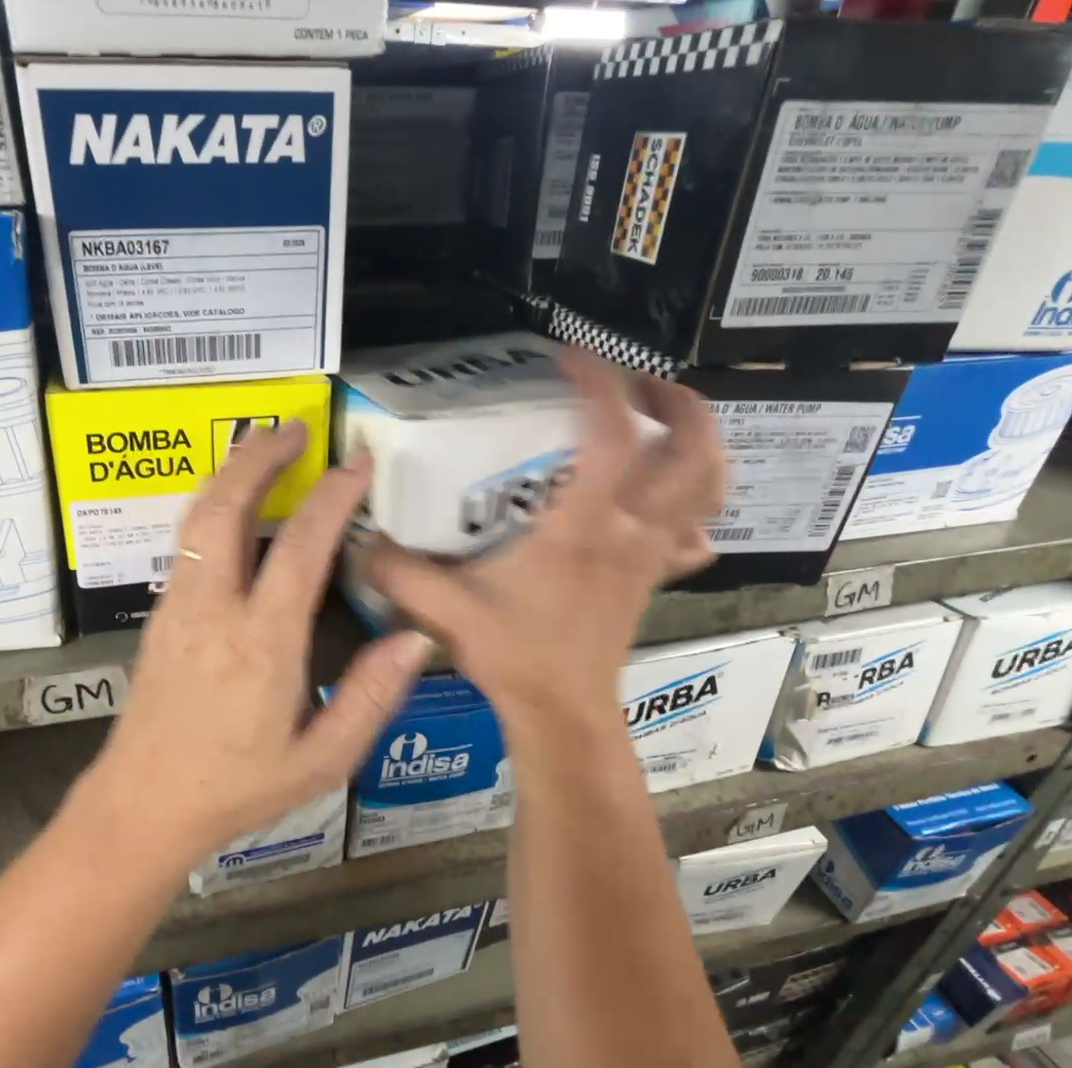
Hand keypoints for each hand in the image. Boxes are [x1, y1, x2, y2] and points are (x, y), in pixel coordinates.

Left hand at [76, 421, 436, 867]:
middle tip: (296, 426)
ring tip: (265, 445)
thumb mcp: (324, 761)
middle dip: (261, 456)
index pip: (300, 547)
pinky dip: (214, 504)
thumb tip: (416, 637)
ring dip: (232, 472)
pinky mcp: (161, 614)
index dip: (332, 497)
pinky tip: (235, 502)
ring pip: (198, 517)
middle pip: (228, 507)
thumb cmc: (239, 789)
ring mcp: (179, 607)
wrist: (145, 805)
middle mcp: (214, 611)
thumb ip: (372, 696)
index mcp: (262, 644)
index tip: (357, 463)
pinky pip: (188, 541)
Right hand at [357, 350, 724, 769]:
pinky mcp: (654, 575)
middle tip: (639, 382)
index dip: (599, 385)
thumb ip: (398, 571)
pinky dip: (695, 504)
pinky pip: (695, 531)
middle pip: (693, 451)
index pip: (611, 436)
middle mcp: (629, 530)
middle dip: (677, 402)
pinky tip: (667, 498)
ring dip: (700, 442)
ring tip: (666, 419)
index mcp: (581, 527)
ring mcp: (650, 553)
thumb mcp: (444, 609)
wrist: (561, 713)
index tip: (570, 358)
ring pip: (709, 487)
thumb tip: (362, 538)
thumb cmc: (512, 655)